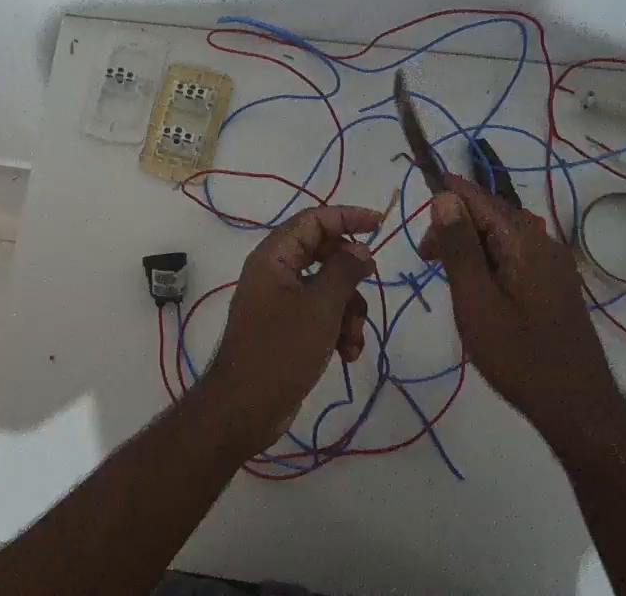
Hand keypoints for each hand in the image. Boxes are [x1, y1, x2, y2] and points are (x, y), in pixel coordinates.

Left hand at [200, 205, 379, 452]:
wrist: (246, 408)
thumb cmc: (281, 350)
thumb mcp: (320, 307)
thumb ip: (344, 271)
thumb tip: (360, 248)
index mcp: (273, 257)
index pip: (312, 220)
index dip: (346, 217)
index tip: (380, 225)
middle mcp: (274, 272)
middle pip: (322, 254)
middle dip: (350, 275)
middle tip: (369, 284)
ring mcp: (279, 301)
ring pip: (327, 288)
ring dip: (348, 310)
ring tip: (352, 338)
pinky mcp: (286, 328)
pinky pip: (320, 315)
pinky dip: (337, 329)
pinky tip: (346, 354)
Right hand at [419, 176, 625, 450]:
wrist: (578, 408)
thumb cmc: (519, 354)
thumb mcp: (476, 300)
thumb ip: (459, 247)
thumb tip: (445, 197)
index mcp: (524, 241)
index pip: (478, 197)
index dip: (446, 191)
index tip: (414, 195)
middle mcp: (543, 243)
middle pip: (490, 214)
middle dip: (453, 223)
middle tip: (425, 257)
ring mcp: (552, 265)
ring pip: (501, 236)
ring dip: (468, 244)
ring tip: (443, 272)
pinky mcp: (553, 286)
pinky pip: (513, 255)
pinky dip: (487, 259)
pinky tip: (473, 286)